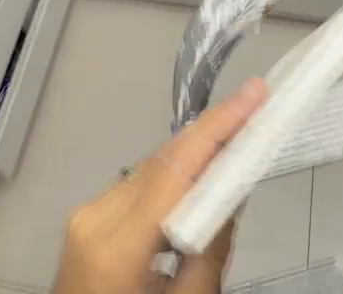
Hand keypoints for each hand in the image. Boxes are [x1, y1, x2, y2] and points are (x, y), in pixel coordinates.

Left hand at [53, 78, 267, 293]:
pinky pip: (138, 186)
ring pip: (151, 168)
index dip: (218, 126)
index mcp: (116, 245)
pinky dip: (173, 175)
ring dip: (195, 150)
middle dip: (212, 130)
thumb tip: (233, 187)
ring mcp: (86, 216)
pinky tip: (202, 169)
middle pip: (163, 160)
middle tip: (256, 105)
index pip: (176, 168)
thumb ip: (211, 248)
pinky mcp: (88, 222)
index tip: (254, 94)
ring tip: (239, 128)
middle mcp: (95, 216)